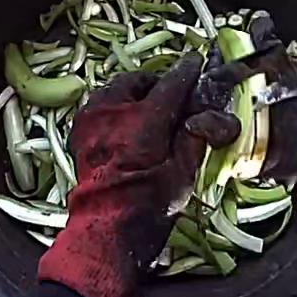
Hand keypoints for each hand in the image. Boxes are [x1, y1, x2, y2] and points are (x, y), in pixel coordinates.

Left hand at [39, 53, 211, 296]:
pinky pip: (101, 105)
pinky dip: (116, 107)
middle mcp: (113, 112)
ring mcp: (91, 119)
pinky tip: (127, 124)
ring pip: (117, 90)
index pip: (172, 83)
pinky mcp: (80, 130)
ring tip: (149, 110)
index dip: (188, 72)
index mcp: (144, 121)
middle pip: (140, 80)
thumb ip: (198, 136)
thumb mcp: (184, 173)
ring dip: (135, 93)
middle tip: (173, 98)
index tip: (197, 62)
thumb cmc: (149, 207)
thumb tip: (216, 115)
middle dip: (158, 84)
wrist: (104, 235)